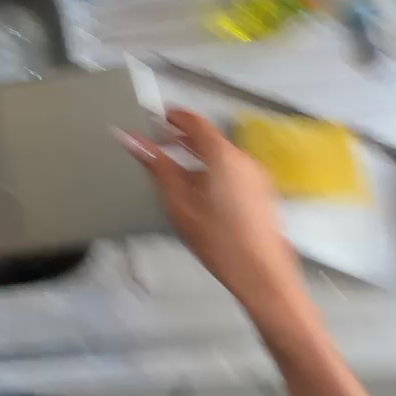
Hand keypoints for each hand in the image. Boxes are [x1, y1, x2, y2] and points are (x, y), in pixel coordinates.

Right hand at [121, 109, 309, 323]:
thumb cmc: (219, 240)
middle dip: (181, 140)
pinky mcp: (262, 194)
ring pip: (220, 157)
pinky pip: (232, 171)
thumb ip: (156, 166)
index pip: (194, 122)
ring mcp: (256, 177)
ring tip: (174, 175)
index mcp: (222, 155)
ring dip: (196, 158)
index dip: (173, 117)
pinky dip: (212, 171)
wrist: (263, 278)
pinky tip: (198, 195)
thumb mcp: (179, 202)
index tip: (155, 119)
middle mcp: (243, 160)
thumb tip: (131, 139)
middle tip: (158, 146)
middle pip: (208, 139)